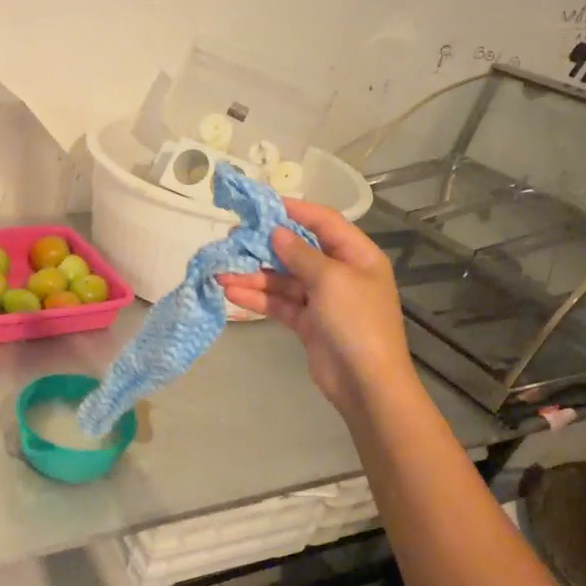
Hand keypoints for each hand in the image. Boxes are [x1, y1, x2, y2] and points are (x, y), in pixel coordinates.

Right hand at [216, 198, 416, 408]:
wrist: (365, 381)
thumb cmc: (356, 322)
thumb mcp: (331, 280)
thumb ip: (301, 254)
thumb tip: (277, 232)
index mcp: (357, 255)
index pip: (325, 222)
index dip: (295, 210)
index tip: (262, 204)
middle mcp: (341, 273)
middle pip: (299, 251)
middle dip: (265, 246)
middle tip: (232, 239)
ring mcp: (323, 299)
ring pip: (283, 280)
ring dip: (253, 276)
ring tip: (220, 273)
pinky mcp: (307, 322)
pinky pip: (279, 303)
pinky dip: (257, 298)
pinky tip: (231, 293)